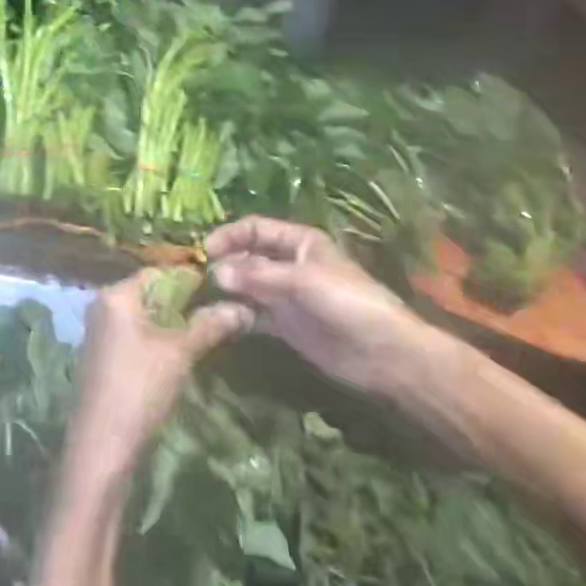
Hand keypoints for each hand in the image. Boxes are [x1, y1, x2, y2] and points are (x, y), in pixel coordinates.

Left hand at [66, 270, 252, 466]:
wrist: (102, 443)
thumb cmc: (139, 387)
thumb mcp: (179, 352)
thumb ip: (209, 325)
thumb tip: (242, 308)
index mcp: (116, 295)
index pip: (157, 272)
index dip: (189, 278)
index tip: (220, 290)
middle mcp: (102, 305)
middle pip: (149, 292)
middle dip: (182, 302)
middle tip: (217, 312)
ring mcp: (99, 330)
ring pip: (142, 315)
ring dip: (171, 322)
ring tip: (204, 332)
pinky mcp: (101, 354)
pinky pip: (133, 334)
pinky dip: (155, 337)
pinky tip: (178, 353)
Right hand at [205, 216, 437, 393]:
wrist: (387, 356)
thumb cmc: (350, 304)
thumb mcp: (303, 281)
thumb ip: (258, 275)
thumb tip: (216, 271)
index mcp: (300, 243)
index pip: (255, 229)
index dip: (229, 236)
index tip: (205, 250)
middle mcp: (289, 264)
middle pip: (247, 256)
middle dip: (224, 263)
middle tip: (198, 277)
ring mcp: (286, 295)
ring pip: (247, 286)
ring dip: (227, 290)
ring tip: (202, 299)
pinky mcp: (285, 325)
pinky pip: (253, 314)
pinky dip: (236, 315)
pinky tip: (219, 320)